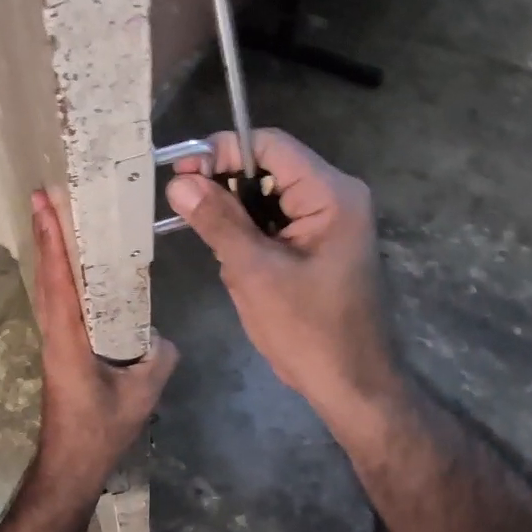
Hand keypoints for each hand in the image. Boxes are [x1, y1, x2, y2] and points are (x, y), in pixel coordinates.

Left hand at [28, 190, 178, 496]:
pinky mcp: (60, 349)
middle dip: (45, 233)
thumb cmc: (100, 429)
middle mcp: (55, 331)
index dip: (52, 240)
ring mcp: (55, 340)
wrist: (72, 463)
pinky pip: (59, 302)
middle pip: (48, 274)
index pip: (60, 280)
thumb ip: (157, 356)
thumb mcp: (142, 393)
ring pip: (49, 286)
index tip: (44, 204)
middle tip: (43, 195)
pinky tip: (74, 267)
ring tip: (54, 218)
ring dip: (50, 251)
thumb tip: (161, 333)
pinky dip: (61, 276)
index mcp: (68, 338)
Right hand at [166, 129, 394, 421]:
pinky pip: (275, 222)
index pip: (271, 145)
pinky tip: (233, 262)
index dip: (222, 151)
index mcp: (332, 195)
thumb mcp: (255, 272)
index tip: (181, 173)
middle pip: (268, 167)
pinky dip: (249, 235)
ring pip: (267, 196)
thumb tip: (179, 182)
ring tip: (209, 243)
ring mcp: (329, 221)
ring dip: (234, 215)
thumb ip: (217, 222)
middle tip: (181, 207)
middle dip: (224, 186)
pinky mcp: (319, 244)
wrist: (351, 386)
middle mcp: (335, 197)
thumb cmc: (308, 330)